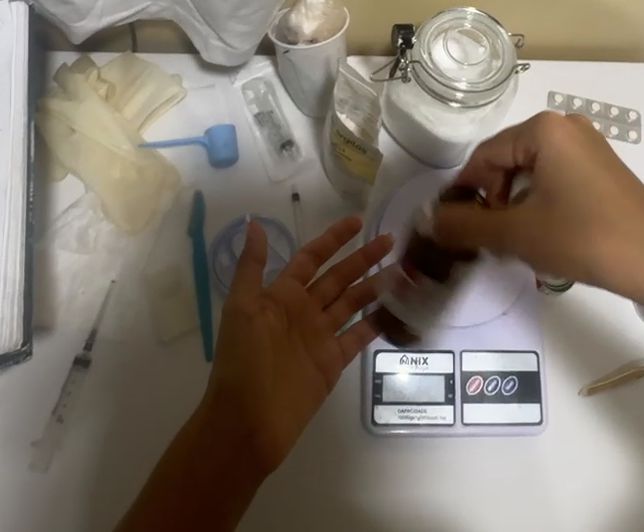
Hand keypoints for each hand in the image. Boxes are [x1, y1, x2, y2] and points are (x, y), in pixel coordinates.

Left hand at [197, 215, 392, 474]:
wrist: (246, 422)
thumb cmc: (241, 361)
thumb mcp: (241, 308)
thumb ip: (252, 266)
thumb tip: (253, 222)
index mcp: (281, 295)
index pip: (312, 257)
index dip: (333, 239)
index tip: (358, 221)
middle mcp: (304, 310)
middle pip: (339, 276)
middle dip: (363, 258)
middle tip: (391, 240)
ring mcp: (320, 336)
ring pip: (353, 302)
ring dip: (375, 285)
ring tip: (402, 270)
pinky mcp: (333, 362)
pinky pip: (359, 334)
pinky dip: (378, 321)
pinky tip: (398, 308)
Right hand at [430, 111, 643, 301]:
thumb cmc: (584, 238)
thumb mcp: (517, 233)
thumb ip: (466, 225)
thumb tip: (429, 220)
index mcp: (543, 129)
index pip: (485, 156)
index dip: (467, 193)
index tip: (459, 229)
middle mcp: (566, 126)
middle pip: (508, 161)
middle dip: (494, 200)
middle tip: (494, 241)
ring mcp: (590, 146)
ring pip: (532, 172)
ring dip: (518, 205)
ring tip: (522, 243)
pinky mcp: (604, 168)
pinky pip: (557, 178)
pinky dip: (543, 204)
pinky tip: (549, 236)